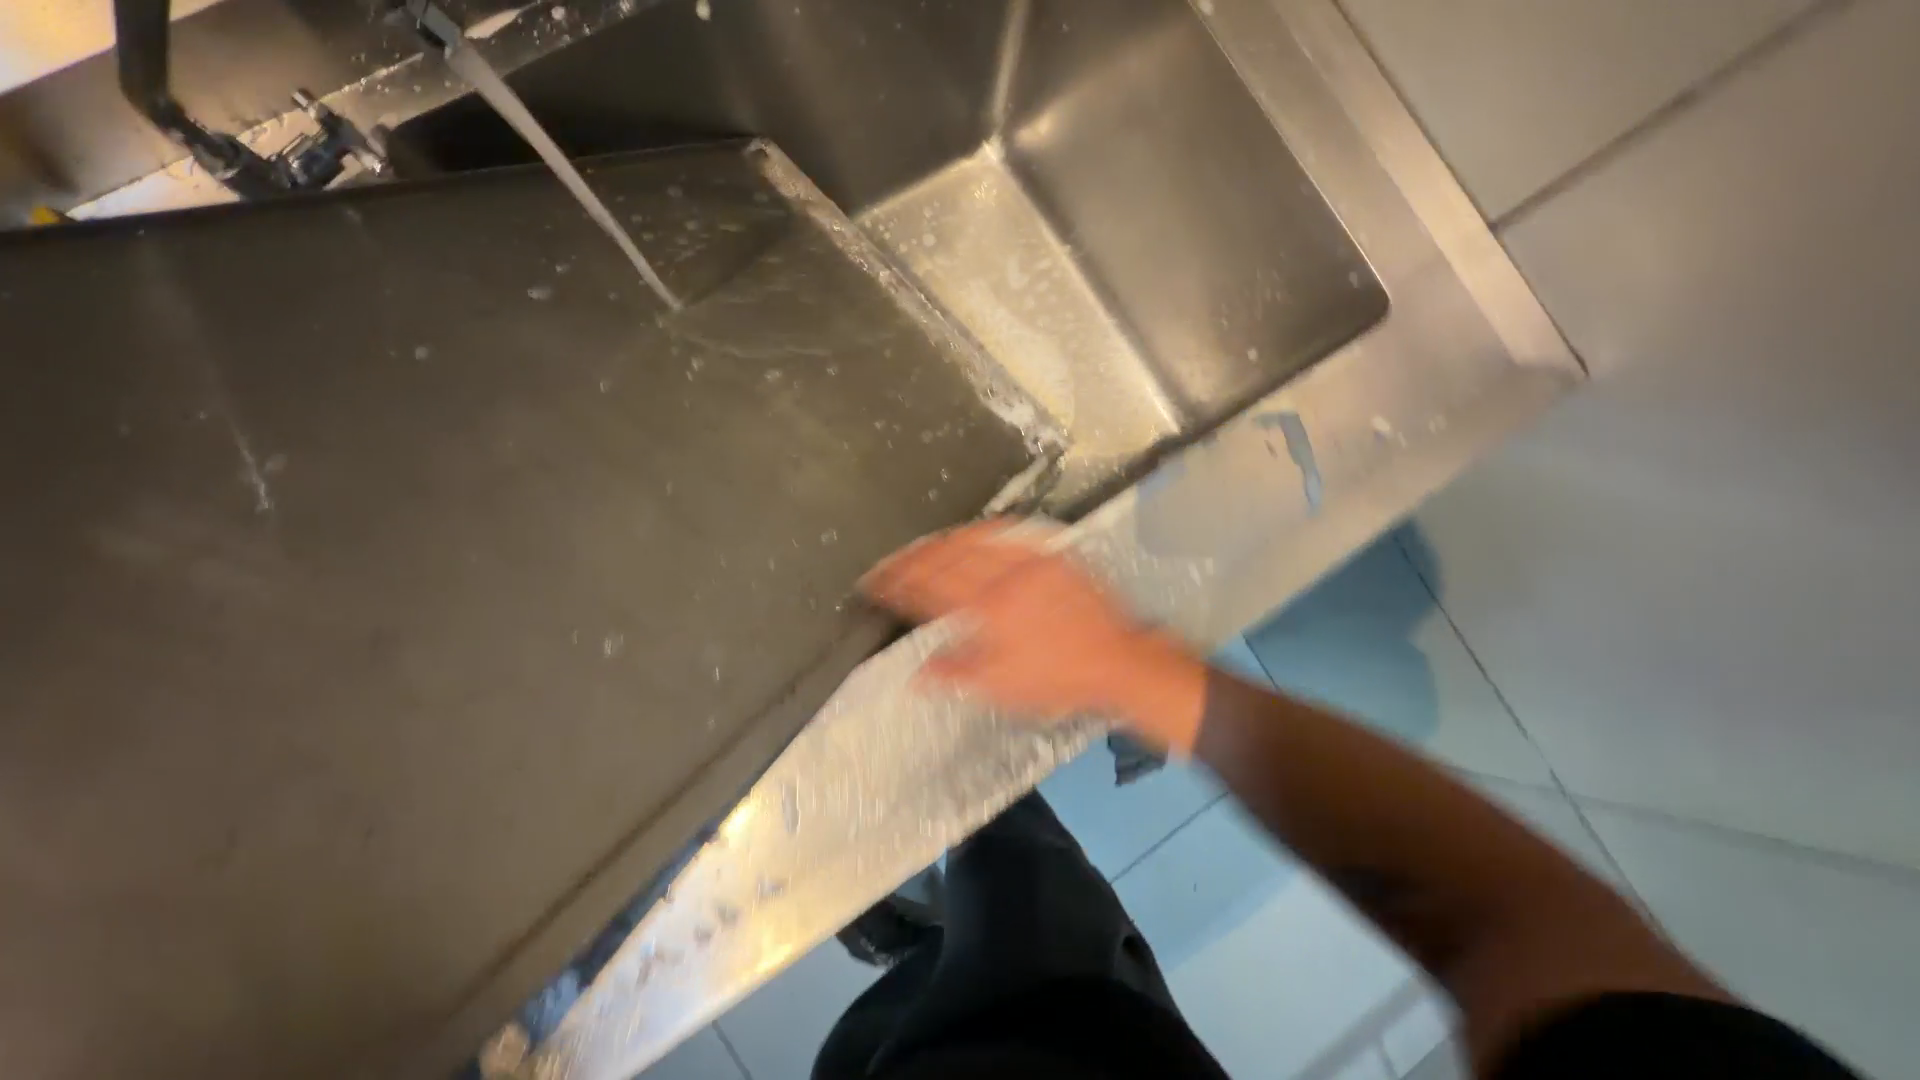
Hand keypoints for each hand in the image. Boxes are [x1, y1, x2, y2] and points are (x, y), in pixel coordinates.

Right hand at [860, 521, 1208, 751]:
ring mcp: (1031, 562)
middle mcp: (1006, 576)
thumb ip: (954, 673)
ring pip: (975, 539)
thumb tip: (917, 675)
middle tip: (892, 564)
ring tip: (924, 548)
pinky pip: (1009, 533)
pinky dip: (983, 531)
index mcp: (987, 607)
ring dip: (943, 541)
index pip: (929, 587)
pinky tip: (975, 534)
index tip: (876, 582)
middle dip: (913, 558)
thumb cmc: (1061, 678)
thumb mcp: (1001, 687)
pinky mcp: (1052, 556)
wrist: (1118, 661)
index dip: (897, 582)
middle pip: (947, 556)